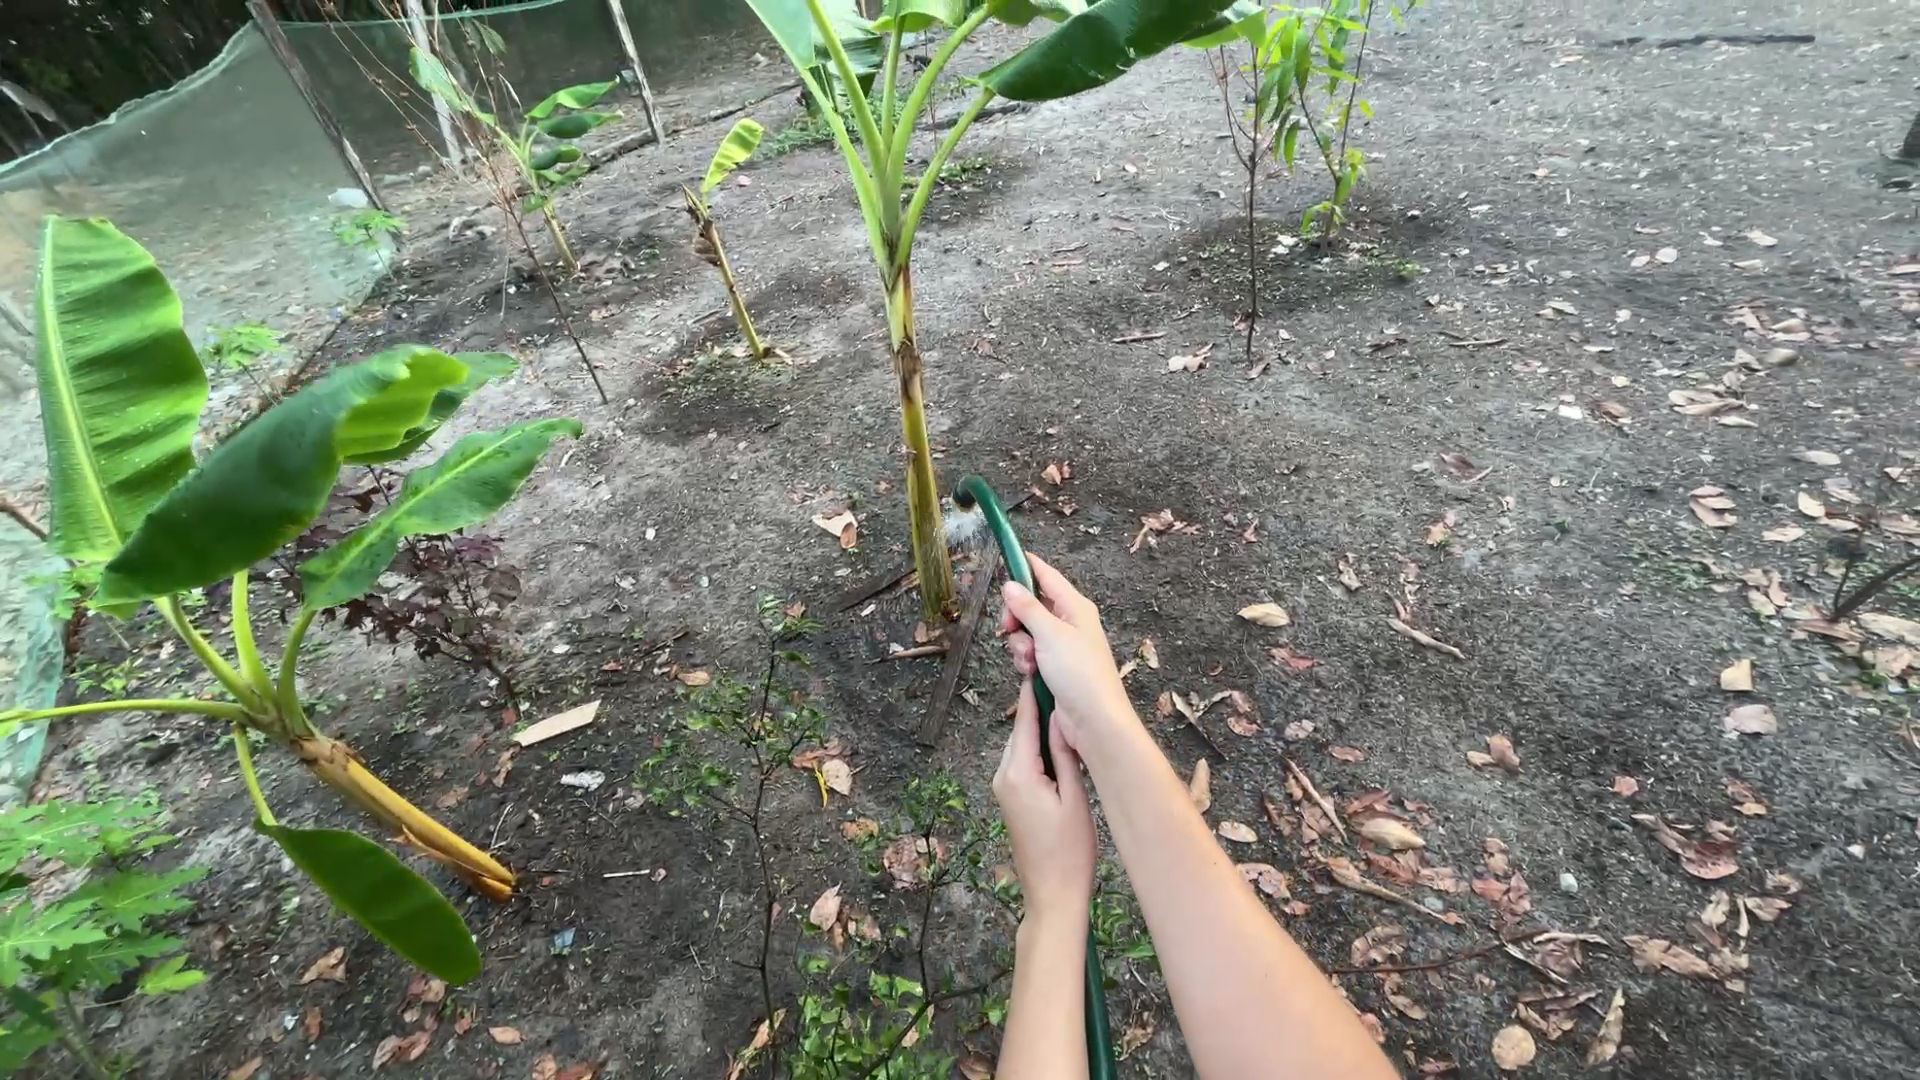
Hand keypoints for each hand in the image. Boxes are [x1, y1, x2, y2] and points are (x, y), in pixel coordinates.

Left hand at [993, 680, 1095, 924]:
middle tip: (1061, 684)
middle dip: (1039, 708)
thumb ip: (1064, 754)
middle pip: (1021, 730)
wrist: (1051, 896)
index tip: (1043, 665)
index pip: (1026, 720)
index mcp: (1018, 773)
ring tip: (1065, 710)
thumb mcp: (1075, 798)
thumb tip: (1060, 716)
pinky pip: (1021, 762)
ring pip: (1021, 745)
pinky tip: (1057, 746)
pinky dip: (1036, 750)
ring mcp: (1002, 787)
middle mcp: (1002, 775)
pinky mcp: (1008, 797)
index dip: (1035, 692)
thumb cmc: (1070, 852)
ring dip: (1039, 730)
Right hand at [1000, 554, 1135, 749]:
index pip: (1047, 576)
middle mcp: (1069, 622)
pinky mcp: (1054, 667)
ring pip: (1027, 632)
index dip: (1028, 566)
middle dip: (1017, 617)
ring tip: (1030, 660)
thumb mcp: (1050, 634)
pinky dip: (1026, 660)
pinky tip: (1032, 673)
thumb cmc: (1079, 672)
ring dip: (1020, 644)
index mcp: (1074, 606)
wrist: (1094, 720)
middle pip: (1032, 605)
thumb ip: (1028, 608)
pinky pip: (1031, 653)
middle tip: (1010, 627)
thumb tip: (1011, 585)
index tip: (1007, 558)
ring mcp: (1061, 645)